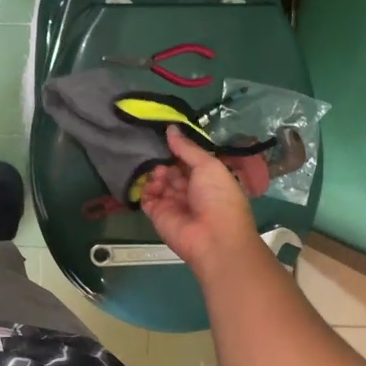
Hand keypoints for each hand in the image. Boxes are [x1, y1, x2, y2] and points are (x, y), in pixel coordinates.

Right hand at [140, 127, 260, 274]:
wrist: (213, 237)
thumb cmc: (218, 197)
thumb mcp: (208, 166)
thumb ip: (187, 148)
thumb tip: (170, 128)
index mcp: (207, 178)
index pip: (188, 160)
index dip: (178, 149)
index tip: (163, 133)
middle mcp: (190, 190)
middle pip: (171, 170)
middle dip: (164, 160)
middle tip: (155, 150)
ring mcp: (173, 203)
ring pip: (158, 182)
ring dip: (156, 173)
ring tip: (159, 171)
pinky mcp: (157, 214)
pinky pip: (146, 198)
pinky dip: (146, 189)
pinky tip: (152, 184)